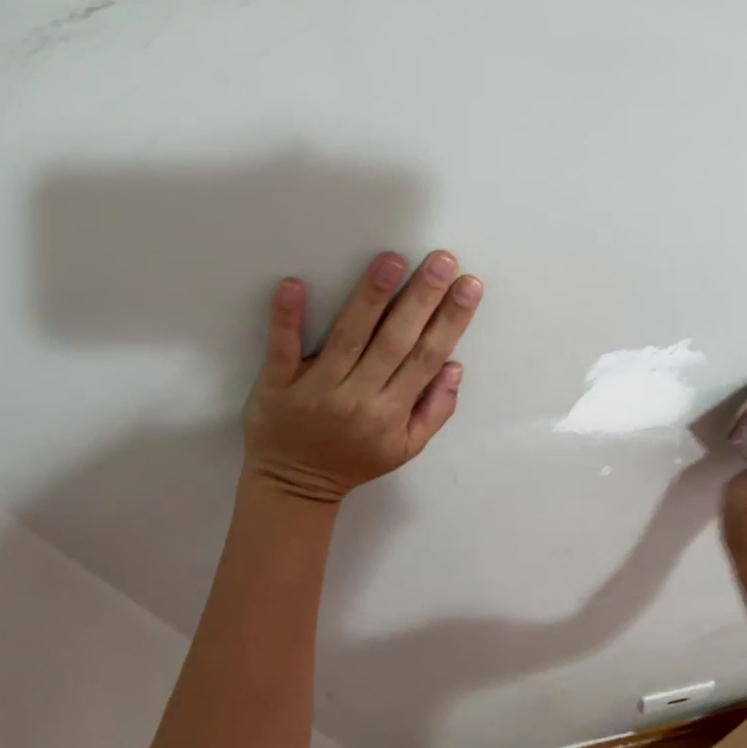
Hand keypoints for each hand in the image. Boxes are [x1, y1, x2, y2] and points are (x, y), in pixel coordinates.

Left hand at [243, 250, 482, 504]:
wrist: (292, 486)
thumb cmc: (353, 462)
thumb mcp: (405, 449)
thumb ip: (436, 410)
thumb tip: (454, 367)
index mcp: (391, 412)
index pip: (426, 357)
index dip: (450, 321)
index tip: (469, 286)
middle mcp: (358, 398)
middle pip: (395, 341)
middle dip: (421, 299)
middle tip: (441, 260)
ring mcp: (317, 390)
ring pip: (349, 338)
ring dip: (370, 298)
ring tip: (391, 261)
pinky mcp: (278, 385)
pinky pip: (283, 349)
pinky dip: (287, 318)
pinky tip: (294, 285)